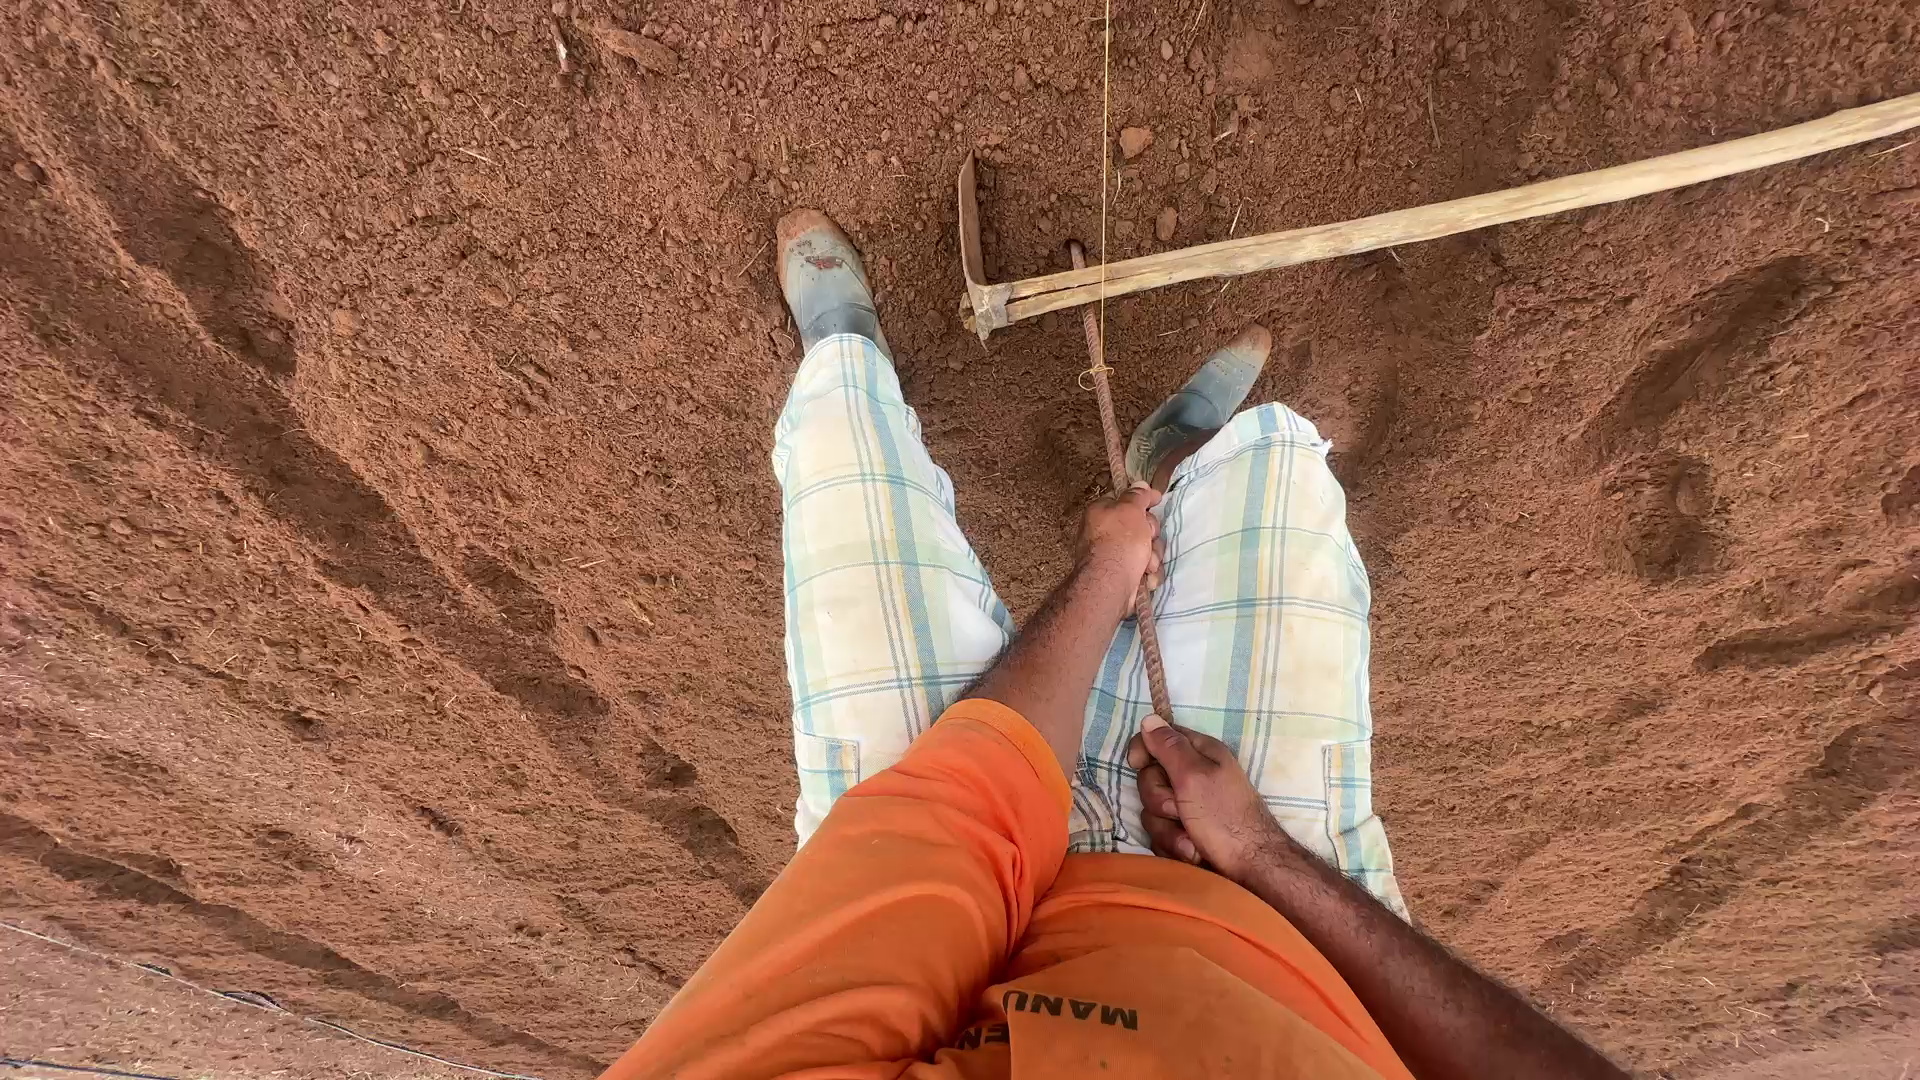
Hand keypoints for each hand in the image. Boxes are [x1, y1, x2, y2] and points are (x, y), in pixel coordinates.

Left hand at [1075, 482, 1163, 590]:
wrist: (1111, 585)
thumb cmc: (1119, 543)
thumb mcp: (1130, 511)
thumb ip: (1137, 496)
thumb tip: (1140, 484)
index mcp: (1101, 512)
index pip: (1126, 501)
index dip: (1143, 504)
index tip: (1156, 504)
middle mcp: (1104, 532)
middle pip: (1140, 525)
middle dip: (1150, 535)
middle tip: (1148, 539)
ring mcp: (1112, 554)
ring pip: (1146, 548)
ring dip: (1152, 555)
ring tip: (1147, 564)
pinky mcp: (1122, 574)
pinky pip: (1143, 567)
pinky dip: (1148, 572)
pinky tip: (1146, 577)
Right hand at [1126, 714, 1297, 883]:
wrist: (1253, 871)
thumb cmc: (1226, 818)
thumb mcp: (1195, 776)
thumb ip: (1169, 747)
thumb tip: (1149, 719)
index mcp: (1199, 753)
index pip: (1156, 738)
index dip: (1143, 750)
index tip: (1138, 764)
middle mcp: (1193, 776)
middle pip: (1149, 778)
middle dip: (1160, 799)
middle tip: (1180, 810)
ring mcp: (1189, 807)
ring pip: (1152, 811)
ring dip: (1168, 829)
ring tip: (1191, 839)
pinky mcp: (1185, 832)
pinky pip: (1161, 834)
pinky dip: (1173, 845)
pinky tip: (1192, 852)